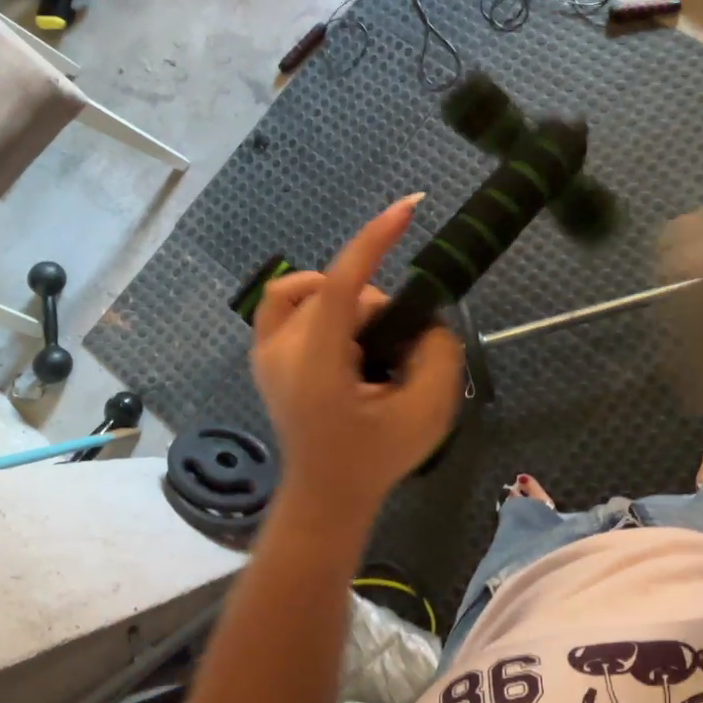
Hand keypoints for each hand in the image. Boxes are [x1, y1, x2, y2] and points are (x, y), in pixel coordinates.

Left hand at [250, 195, 464, 519]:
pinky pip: (285, 300)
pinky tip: (341, 329)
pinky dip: (317, 298)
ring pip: (314, 291)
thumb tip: (425, 322)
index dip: (374, 240)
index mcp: (318, 366)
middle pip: (337, 289)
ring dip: (350, 304)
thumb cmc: (375, 458)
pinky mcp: (263, 355)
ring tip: (369, 346)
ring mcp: (265, 352)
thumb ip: (439, 354)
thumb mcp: (427, 412)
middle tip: (397, 350)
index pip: (343, 284)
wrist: (326, 496)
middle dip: (375, 307)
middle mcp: (282, 351)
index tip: (408, 207)